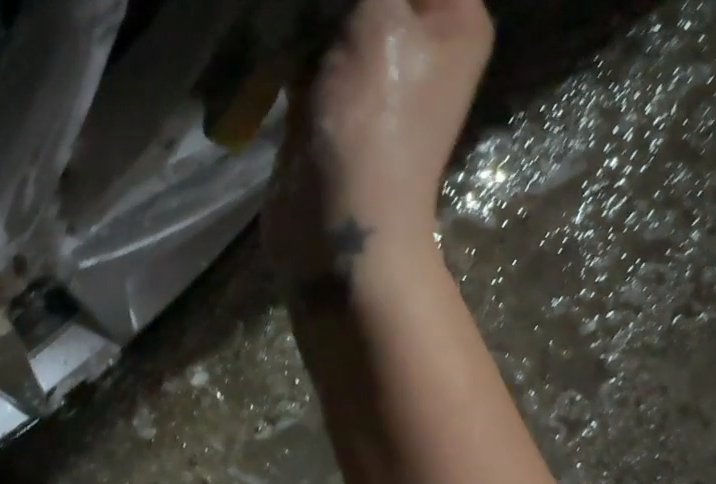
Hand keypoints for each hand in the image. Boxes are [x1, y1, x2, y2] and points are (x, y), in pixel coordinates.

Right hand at [263, 0, 493, 283]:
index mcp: (451, 18)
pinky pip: (300, 57)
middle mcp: (414, 43)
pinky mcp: (321, 107)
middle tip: (301, 5)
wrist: (337, 229)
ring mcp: (365, 79)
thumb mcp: (378, 24)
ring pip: (327, 17)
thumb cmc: (372, 126)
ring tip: (274, 15)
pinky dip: (281, 47)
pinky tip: (264, 40)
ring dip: (299, 15)